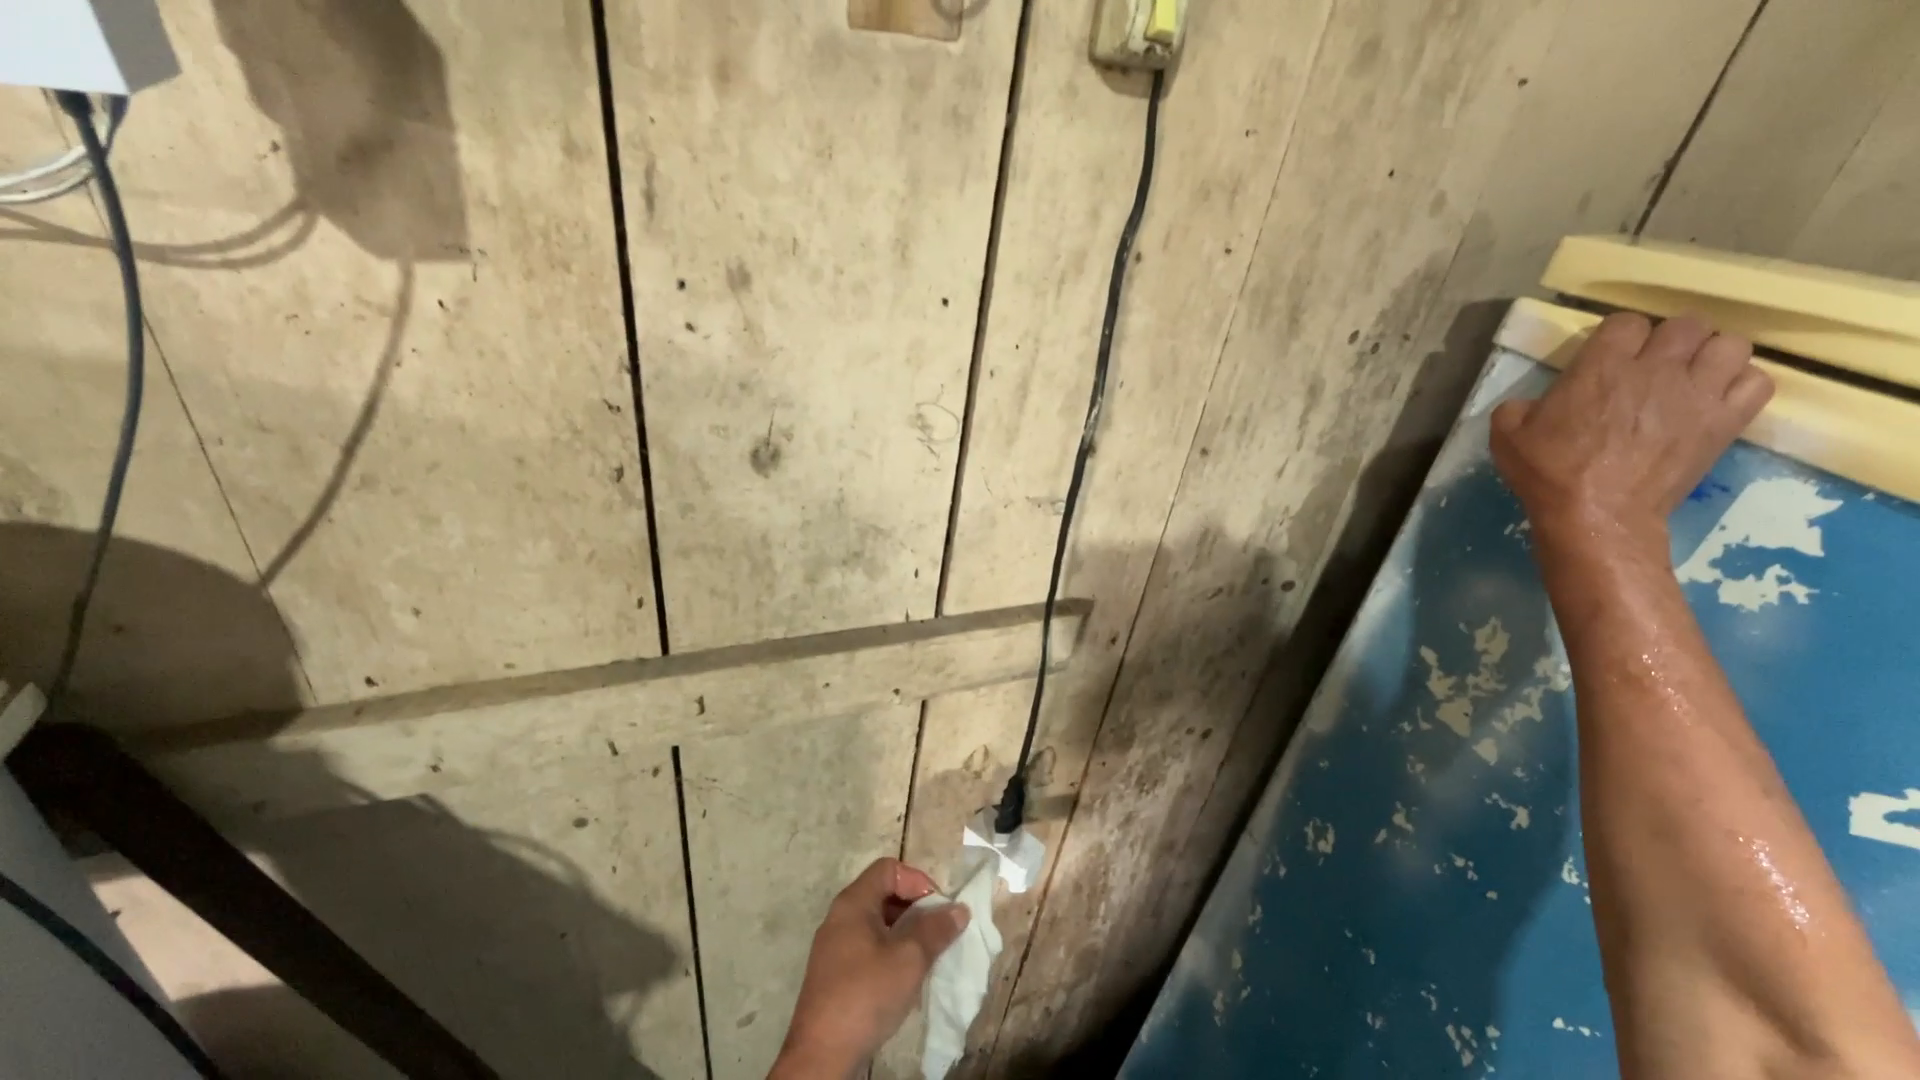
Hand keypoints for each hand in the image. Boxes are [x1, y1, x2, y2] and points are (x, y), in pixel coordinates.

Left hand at [769, 858, 969, 1078]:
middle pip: (884, 894)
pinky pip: (870, 947)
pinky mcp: (836, 973)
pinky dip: (892, 953)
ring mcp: (836, 947)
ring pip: (879, 924)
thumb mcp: (909, 959)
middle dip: (917, 908)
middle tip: (940, 933)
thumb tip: (958, 909)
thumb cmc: (866, 994)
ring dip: (907, 933)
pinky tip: (906, 978)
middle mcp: (840, 917)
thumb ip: (935, 929)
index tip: (939, 909)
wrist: (822, 1053)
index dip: (918, 880)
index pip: (889, 869)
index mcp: (853, 903)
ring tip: (928, 957)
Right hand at [1491, 312, 1771, 547]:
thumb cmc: (1548, 473)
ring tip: (1693, 379)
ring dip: (1712, 358)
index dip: (1619, 337)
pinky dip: (1740, 385)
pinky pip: (1757, 382)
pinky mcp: (1724, 421)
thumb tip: (1534, 404)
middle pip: (1686, 324)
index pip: (1627, 322)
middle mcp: (1655, 368)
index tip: (1610, 359)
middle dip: (1670, 341)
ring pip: (1730, 345)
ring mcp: (1697, 393)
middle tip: (1655, 367)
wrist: (1596, 515)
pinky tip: (1716, 401)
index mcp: (1601, 365)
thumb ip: (1520, 405)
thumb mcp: (1507, 433)